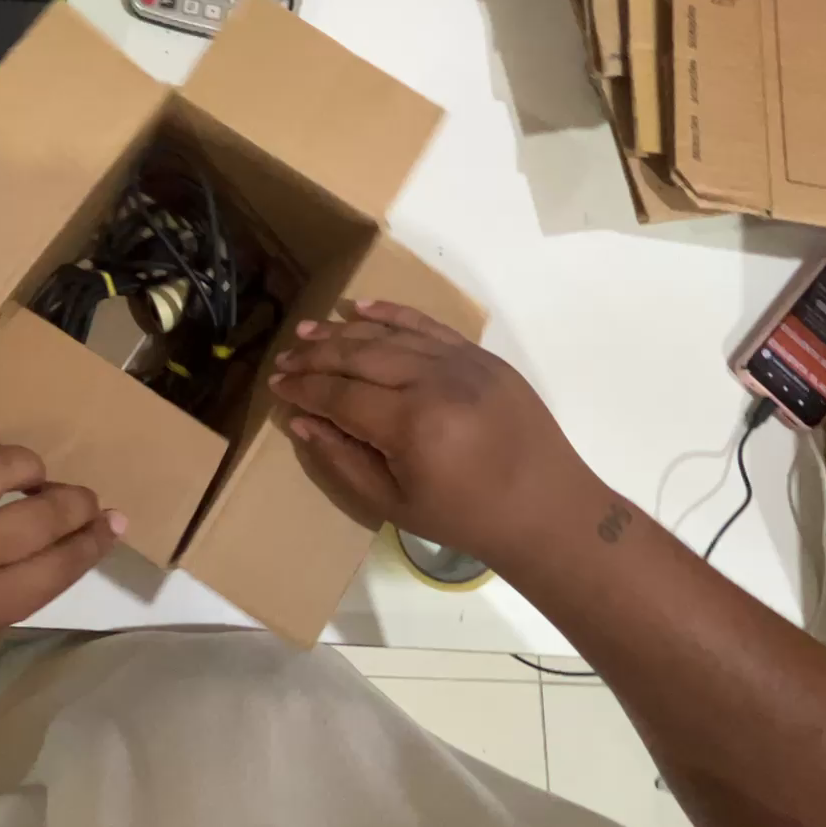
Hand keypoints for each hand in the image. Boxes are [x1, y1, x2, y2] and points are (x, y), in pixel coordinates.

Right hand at [267, 300, 600, 563]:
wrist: (549, 511)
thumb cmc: (465, 518)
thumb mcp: (393, 503)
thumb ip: (342, 458)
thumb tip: (300, 419)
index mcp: (412, 426)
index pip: (340, 394)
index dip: (303, 388)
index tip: (276, 385)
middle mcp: (435, 383)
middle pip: (358, 356)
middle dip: (314, 356)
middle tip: (285, 359)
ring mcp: (462, 363)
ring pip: (388, 335)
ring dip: (343, 331)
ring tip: (308, 331)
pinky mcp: (481, 356)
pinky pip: (428, 325)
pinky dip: (393, 313)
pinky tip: (361, 308)